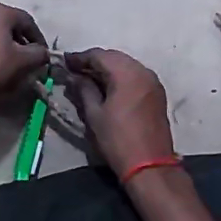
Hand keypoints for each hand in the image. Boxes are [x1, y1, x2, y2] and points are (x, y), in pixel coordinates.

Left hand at [0, 3, 49, 103]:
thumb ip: (38, 54)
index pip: (28, 22)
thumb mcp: (21, 62)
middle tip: (28, 62)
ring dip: (7, 47)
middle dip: (23, 43)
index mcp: (0, 12)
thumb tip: (43, 52)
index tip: (43, 57)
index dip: (39, 40)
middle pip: (11, 25)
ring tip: (12, 66)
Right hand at [63, 48, 175, 179]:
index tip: (63, 62)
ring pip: (126, 66)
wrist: (150, 165)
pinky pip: (135, 76)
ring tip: (88, 78)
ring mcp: (153, 82)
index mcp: (127, 73)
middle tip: (74, 70)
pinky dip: (120, 77)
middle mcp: (143, 71)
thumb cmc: (118, 139)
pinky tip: (107, 86)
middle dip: (94, 62)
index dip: (80, 57)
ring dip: (107, 69)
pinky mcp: (157, 93)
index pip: (100, 55)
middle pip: (114, 58)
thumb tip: (74, 77)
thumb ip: (84, 90)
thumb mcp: (95, 114)